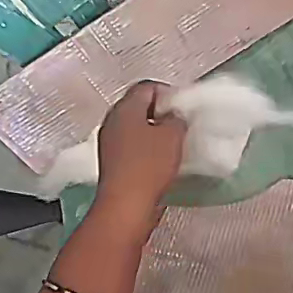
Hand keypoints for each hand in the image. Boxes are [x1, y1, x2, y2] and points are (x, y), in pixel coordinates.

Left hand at [93, 80, 186, 221]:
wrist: (126, 205)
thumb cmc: (148, 166)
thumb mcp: (172, 136)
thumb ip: (176, 119)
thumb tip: (173, 116)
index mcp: (125, 108)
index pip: (146, 87)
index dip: (167, 93)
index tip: (183, 107)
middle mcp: (112, 121)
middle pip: (138, 106)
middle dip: (160, 112)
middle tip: (180, 123)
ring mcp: (109, 142)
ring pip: (134, 127)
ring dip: (154, 132)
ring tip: (174, 143)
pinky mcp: (112, 162)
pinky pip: (131, 146)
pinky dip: (146, 148)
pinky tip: (161, 160)